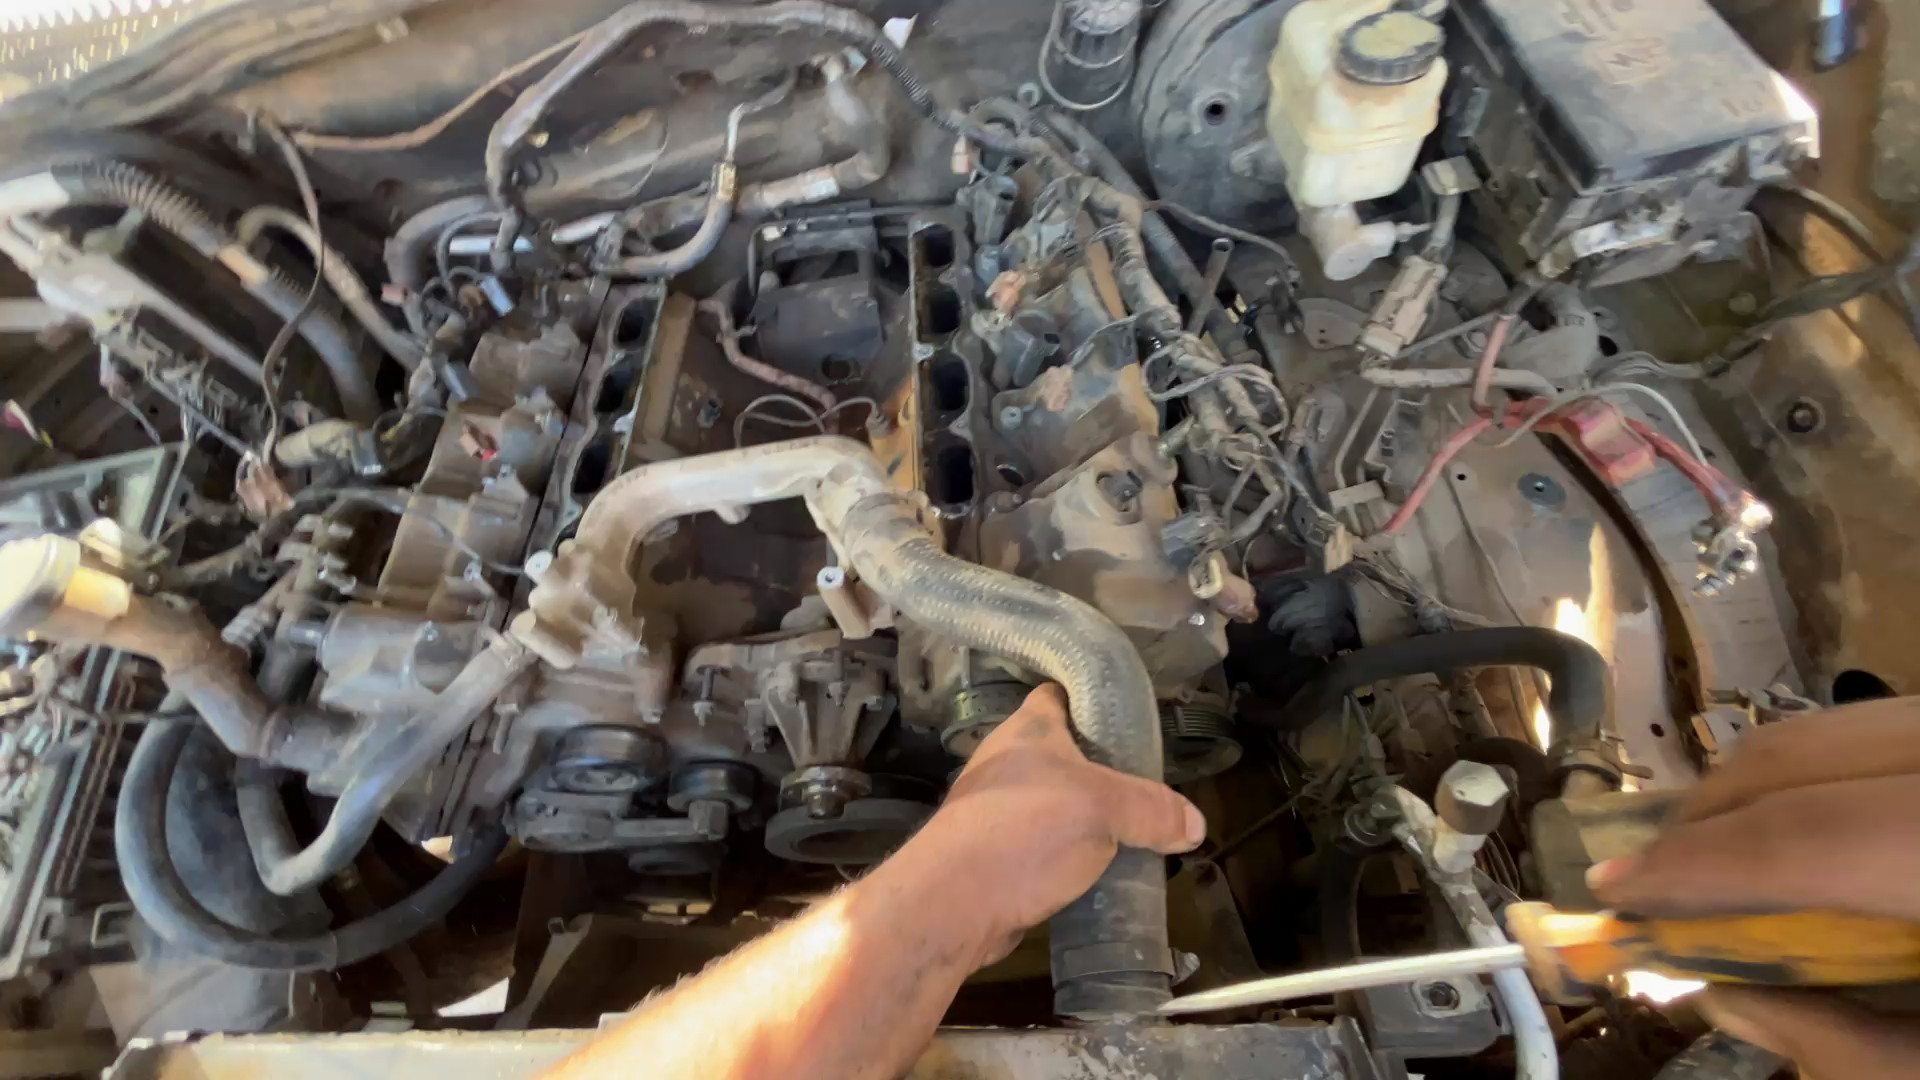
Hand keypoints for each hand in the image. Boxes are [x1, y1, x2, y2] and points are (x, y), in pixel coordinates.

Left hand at [903, 684, 1205, 964]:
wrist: (952, 901)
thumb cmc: (1025, 829)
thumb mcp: (1102, 809)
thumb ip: (1150, 810)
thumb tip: (1195, 822)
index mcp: (1029, 728)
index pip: (1061, 694)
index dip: (1093, 699)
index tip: (1130, 717)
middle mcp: (1010, 759)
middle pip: (1064, 752)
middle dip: (1102, 769)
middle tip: (1147, 787)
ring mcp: (999, 804)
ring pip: (1055, 800)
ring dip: (1087, 817)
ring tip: (1132, 833)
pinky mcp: (996, 848)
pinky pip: (1043, 840)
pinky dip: (1068, 852)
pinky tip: (1097, 872)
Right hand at [1585, 696, 1919, 1078]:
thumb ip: (1876, 1051)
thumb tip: (1730, 1003)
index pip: (1802, 840)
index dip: (1690, 867)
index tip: (1613, 893)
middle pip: (1789, 766)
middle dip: (1699, 822)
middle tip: (1649, 880)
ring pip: (1817, 733)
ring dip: (1742, 792)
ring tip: (1715, 853)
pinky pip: (1864, 729)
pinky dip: (1807, 773)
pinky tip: (1805, 824)